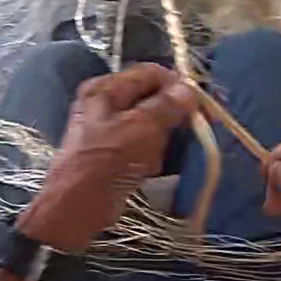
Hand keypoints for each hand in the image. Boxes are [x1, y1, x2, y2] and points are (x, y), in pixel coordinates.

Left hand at [18, 63, 195, 252]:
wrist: (76, 207)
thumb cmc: (107, 161)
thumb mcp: (140, 128)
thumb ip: (166, 106)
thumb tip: (189, 89)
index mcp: (105, 89)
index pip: (150, 74)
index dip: (179, 85)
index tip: (204, 104)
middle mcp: (105, 105)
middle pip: (151, 98)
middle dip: (174, 114)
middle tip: (198, 129)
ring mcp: (109, 131)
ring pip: (150, 124)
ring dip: (165, 138)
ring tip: (169, 153)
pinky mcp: (114, 154)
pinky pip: (143, 146)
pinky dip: (154, 155)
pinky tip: (156, 168)